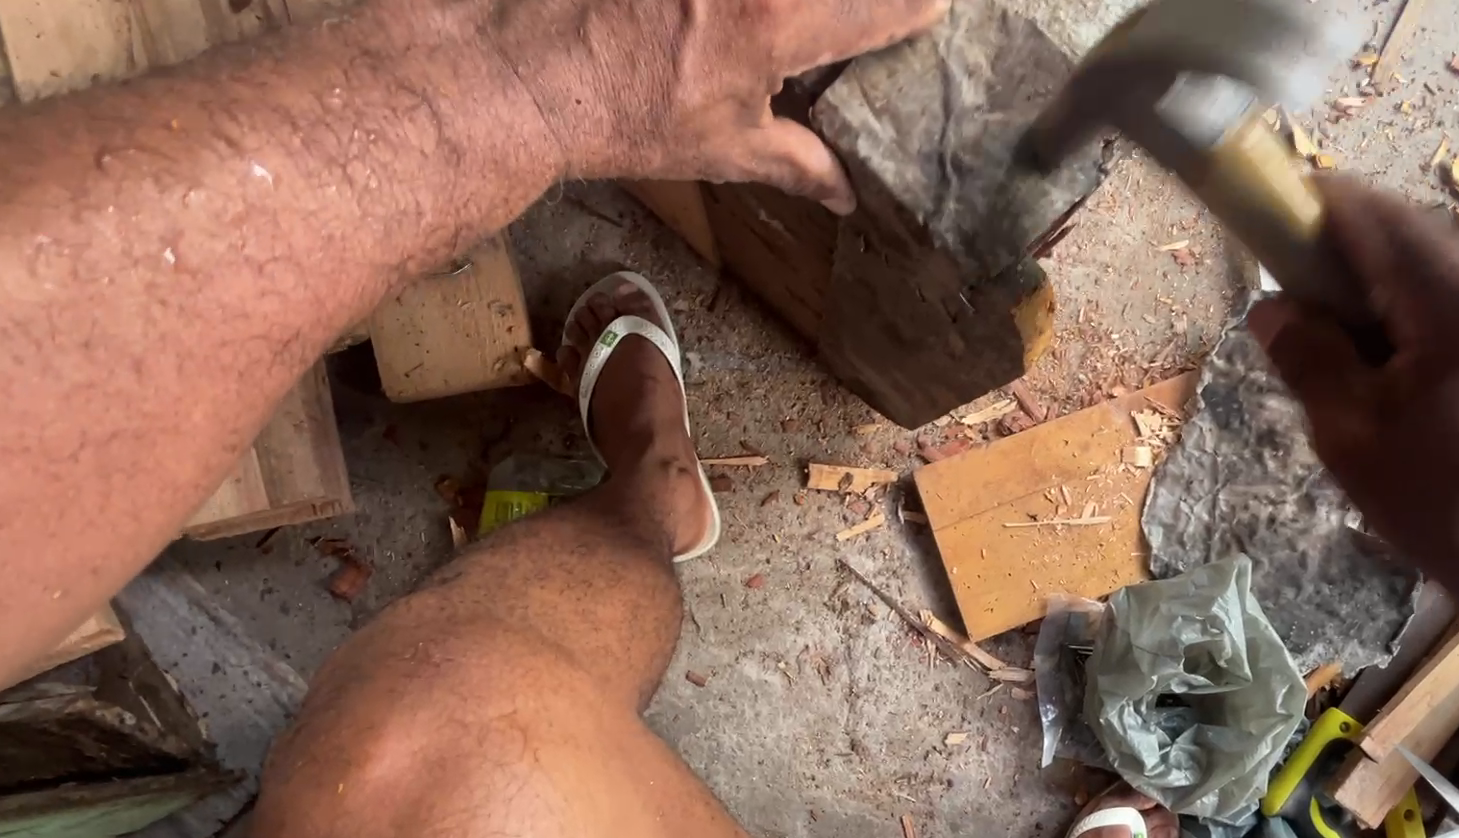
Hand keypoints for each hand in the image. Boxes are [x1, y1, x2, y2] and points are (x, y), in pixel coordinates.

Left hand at [437, 0, 947, 211]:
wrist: (526, 71)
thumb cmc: (629, 118)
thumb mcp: (726, 148)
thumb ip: (799, 164)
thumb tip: (847, 197)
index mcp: (776, 23)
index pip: (876, 8)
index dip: (915, 8)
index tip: (933, 10)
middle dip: (863, 3)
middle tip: (867, 18)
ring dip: (810, 6)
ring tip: (784, 32)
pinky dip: (745, 5)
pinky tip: (721, 22)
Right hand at [1248, 178, 1458, 608]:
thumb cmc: (1444, 510)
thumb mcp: (1351, 439)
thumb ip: (1309, 359)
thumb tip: (1270, 307)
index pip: (1380, 221)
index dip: (1320, 209)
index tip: (1276, 215)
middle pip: (1421, 243)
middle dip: (1359, 271)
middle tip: (1316, 327)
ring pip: (1457, 270)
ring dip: (1404, 297)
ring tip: (1377, 369)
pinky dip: (1445, 315)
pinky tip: (1430, 375)